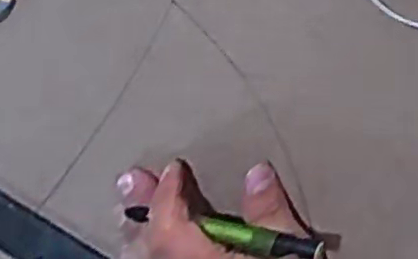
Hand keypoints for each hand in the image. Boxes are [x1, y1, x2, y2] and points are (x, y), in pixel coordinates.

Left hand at [117, 159, 305, 258]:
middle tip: (129, 181)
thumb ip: (270, 215)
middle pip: (147, 253)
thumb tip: (256, 171)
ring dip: (138, 243)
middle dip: (140, 216)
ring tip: (134, 219)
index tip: (173, 168)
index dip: (167, 196)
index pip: (169, 230)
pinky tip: (152, 255)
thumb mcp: (288, 255)